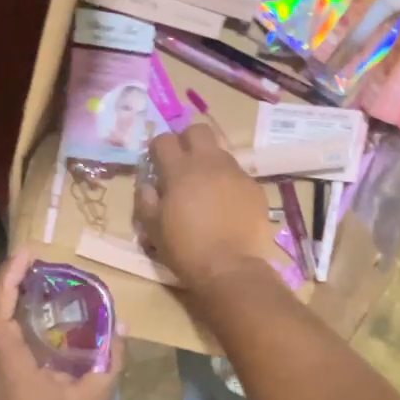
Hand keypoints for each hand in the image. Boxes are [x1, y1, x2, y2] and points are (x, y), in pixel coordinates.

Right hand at [135, 125, 278, 293]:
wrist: (231, 268)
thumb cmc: (186, 250)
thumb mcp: (153, 229)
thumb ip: (145, 201)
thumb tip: (146, 185)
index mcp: (180, 171)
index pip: (164, 140)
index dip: (157, 148)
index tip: (156, 163)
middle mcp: (209, 163)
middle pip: (198, 130)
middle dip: (187, 141)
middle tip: (183, 164)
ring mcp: (235, 173)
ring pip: (221, 151)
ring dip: (209, 161)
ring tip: (206, 187)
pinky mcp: (254, 187)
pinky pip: (238, 174)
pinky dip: (228, 182)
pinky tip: (226, 204)